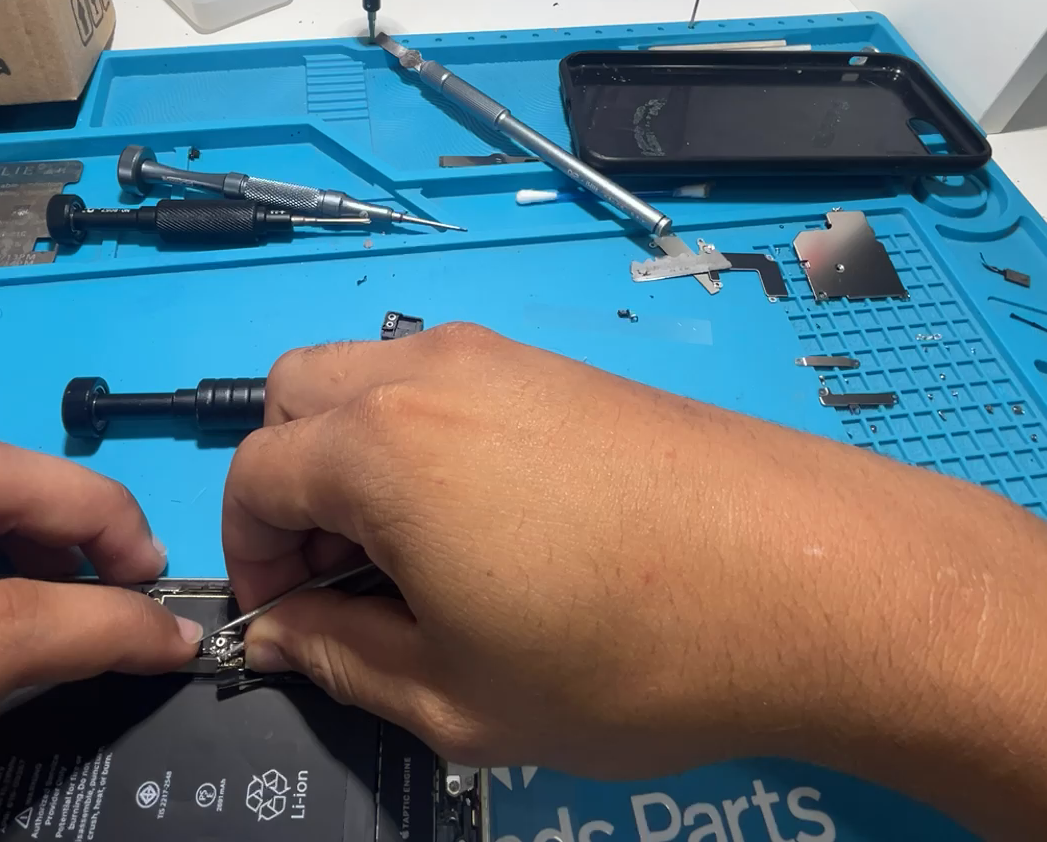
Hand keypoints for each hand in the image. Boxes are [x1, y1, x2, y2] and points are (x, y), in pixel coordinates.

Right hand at [221, 323, 1044, 776]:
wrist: (798, 571)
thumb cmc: (617, 652)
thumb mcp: (456, 694)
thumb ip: (340, 657)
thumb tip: (278, 631)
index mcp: (379, 445)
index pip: (252, 470)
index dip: (248, 548)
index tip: (289, 609)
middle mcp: (424, 371)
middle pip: (296, 391)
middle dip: (288, 475)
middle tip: (341, 562)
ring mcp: (492, 353)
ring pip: (368, 371)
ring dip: (352, 444)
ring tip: (414, 536)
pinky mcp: (548, 360)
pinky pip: (441, 375)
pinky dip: (418, 426)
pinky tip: (487, 502)